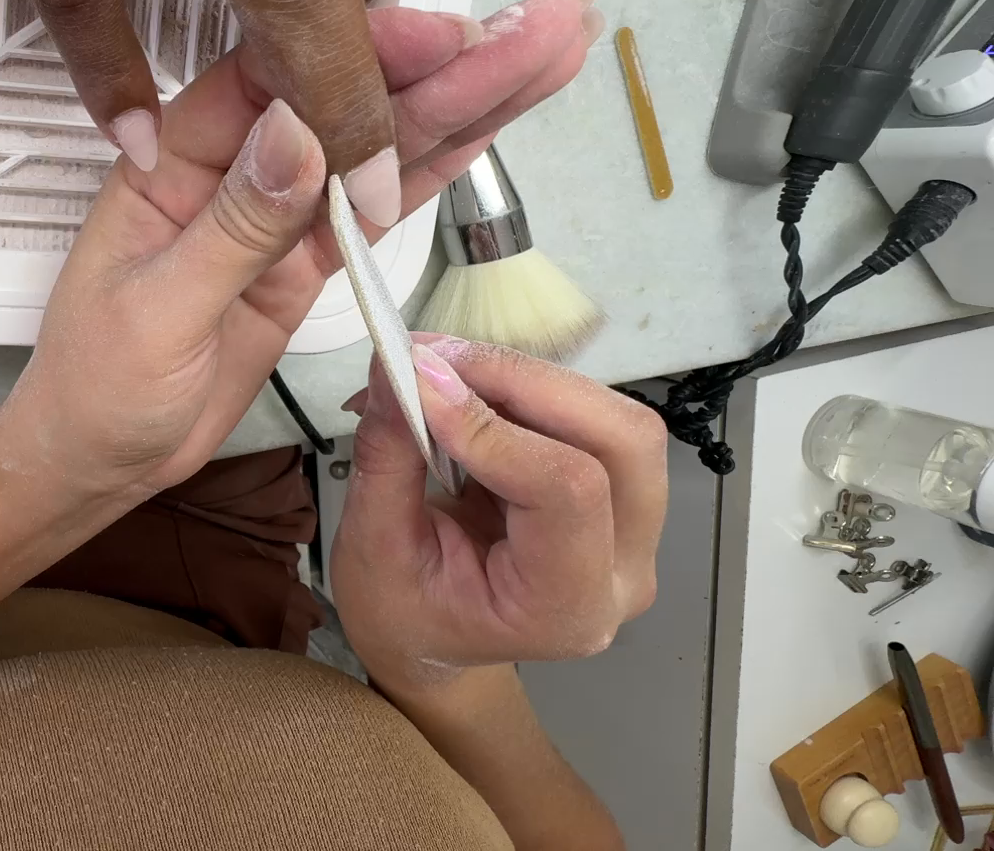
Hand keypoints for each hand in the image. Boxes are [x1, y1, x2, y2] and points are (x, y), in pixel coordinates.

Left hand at [0, 0, 599, 500]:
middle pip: (332, 106)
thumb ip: (231, 228)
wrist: (103, 454)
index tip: (440, 32)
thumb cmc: (98, 388)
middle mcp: (224, 177)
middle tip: (545, 19)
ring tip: (549, 53)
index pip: (259, 82)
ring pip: (367, 153)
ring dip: (456, 106)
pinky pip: (371, 214)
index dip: (347, 52)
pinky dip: (430, 175)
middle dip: (434, 66)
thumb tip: (300, 127)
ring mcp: (269, 221)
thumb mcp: (156, 313)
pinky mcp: (298, 266)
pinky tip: (491, 130)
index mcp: (166, 167)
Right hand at [331, 336, 668, 695]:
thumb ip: (386, 455)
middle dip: (524, 380)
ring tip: (440, 366)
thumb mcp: (369, 542)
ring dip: (522, 376)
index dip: (489, 425)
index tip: (411, 379)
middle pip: (621, 441)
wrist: (426, 640)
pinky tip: (459, 385)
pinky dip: (515, 386)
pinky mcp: (609, 494)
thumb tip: (392, 367)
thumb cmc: (395, 611)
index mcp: (563, 605)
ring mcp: (629, 530)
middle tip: (433, 356)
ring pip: (613, 420)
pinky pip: (582, 418)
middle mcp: (622, 567)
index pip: (566, 491)